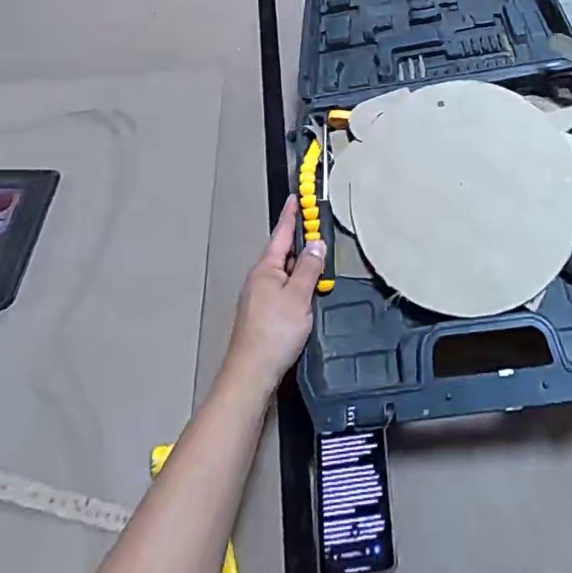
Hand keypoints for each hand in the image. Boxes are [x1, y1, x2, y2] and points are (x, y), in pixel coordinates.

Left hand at [220, 199, 325, 398]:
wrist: (252, 373)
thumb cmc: (273, 334)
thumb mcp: (298, 295)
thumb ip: (309, 268)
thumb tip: (316, 245)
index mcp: (265, 268)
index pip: (281, 233)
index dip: (290, 215)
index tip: (296, 199)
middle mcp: (259, 279)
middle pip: (283, 252)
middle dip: (300, 242)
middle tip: (318, 231)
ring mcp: (259, 297)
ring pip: (284, 272)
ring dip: (300, 266)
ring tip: (319, 264)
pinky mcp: (263, 314)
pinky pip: (283, 289)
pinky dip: (296, 285)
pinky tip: (307, 294)